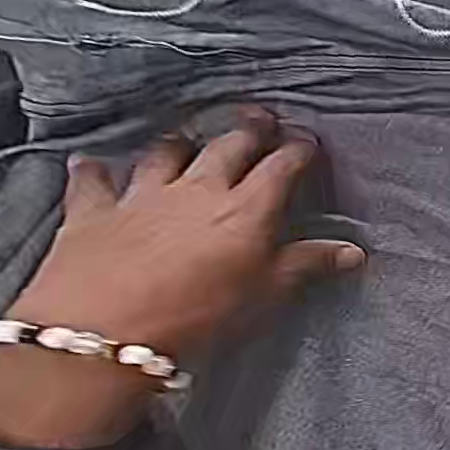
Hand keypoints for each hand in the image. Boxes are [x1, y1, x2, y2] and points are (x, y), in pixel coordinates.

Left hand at [0, 107, 364, 447]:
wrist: (107, 329)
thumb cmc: (201, 312)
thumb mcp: (267, 292)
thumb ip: (308, 264)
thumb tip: (355, 251)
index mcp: (245, 208)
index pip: (280, 167)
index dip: (297, 151)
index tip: (308, 142)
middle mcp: (197, 188)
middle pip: (229, 147)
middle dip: (250, 130)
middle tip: (262, 119)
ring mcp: (143, 194)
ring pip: (167, 153)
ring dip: (183, 143)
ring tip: (190, 138)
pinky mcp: (94, 210)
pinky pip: (95, 179)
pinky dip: (98, 170)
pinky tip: (94, 164)